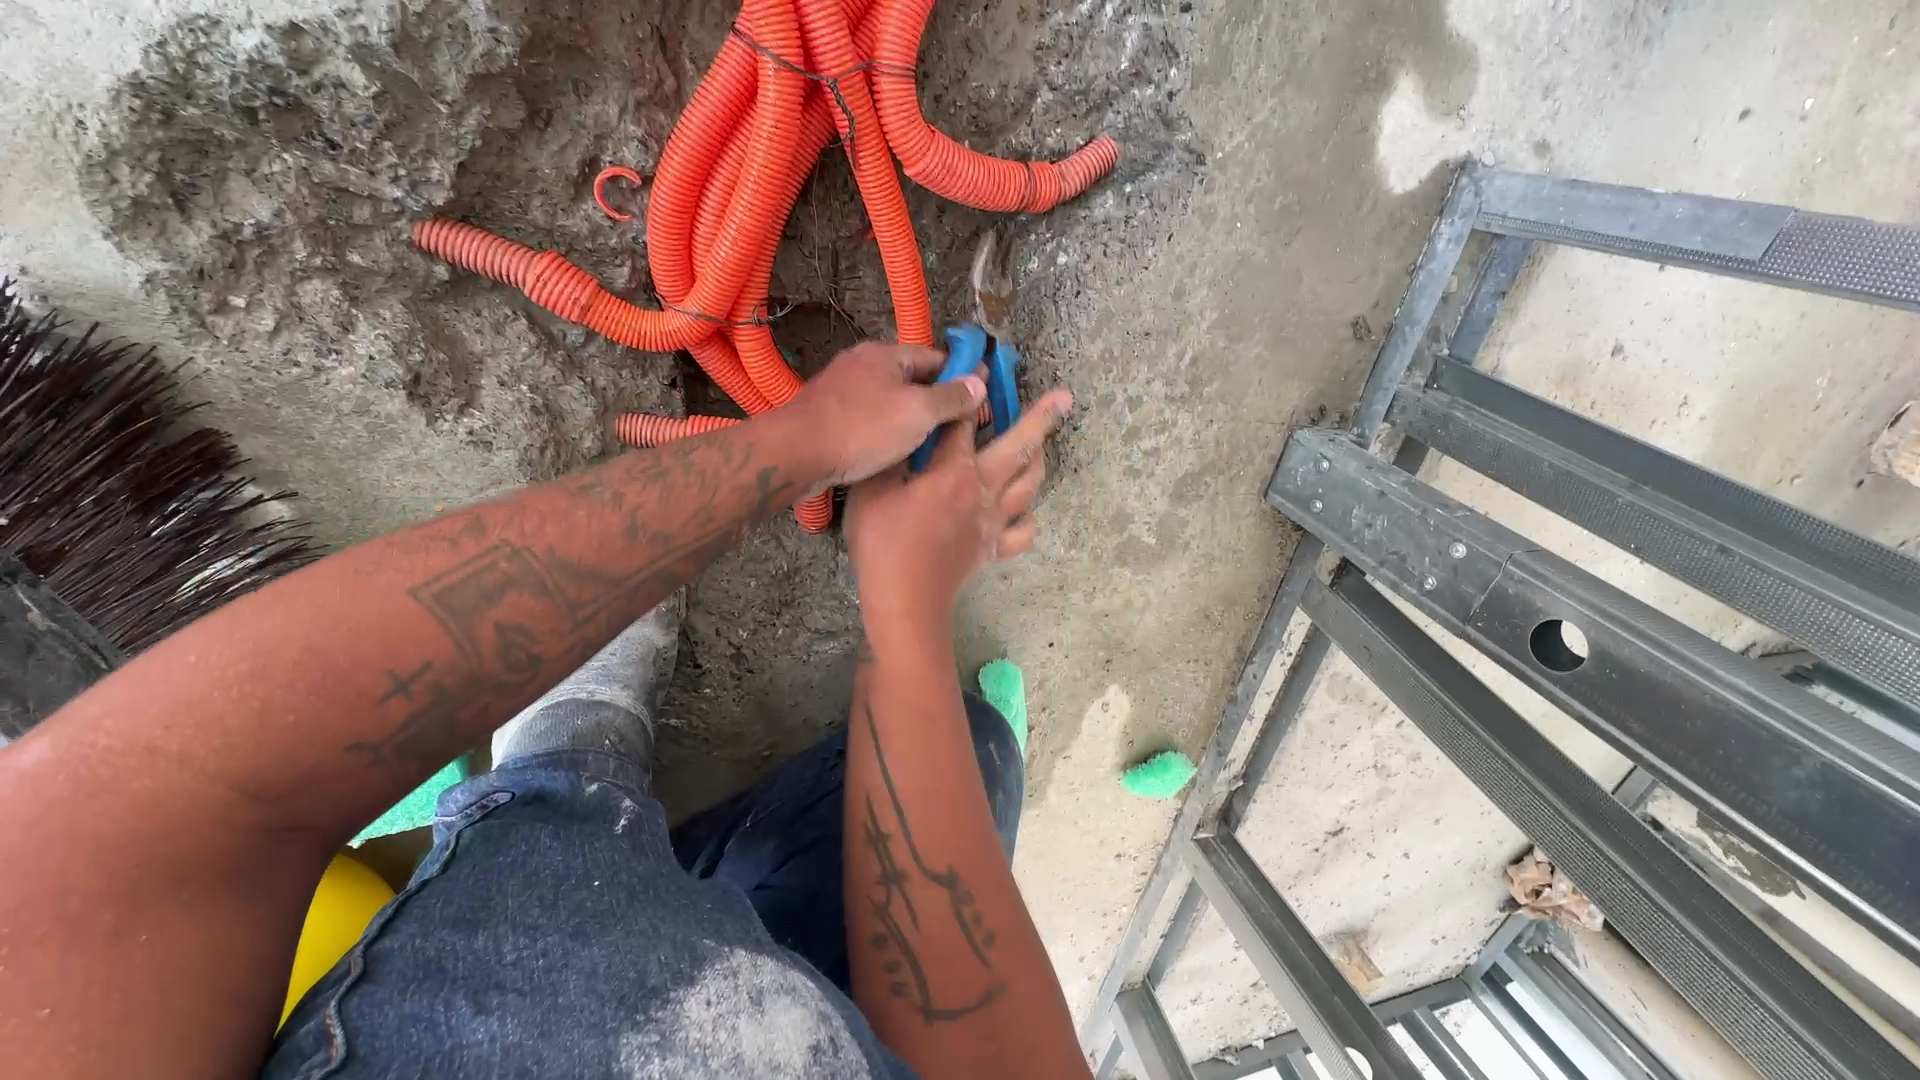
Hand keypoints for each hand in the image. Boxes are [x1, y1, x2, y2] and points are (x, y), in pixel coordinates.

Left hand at [790, 342, 988, 485]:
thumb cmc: (862, 429)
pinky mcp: (828, 416)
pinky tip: (895, 452)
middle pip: (912, 380)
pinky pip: (869, 419)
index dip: (961, 376)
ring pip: (889, 401)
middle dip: (936, 400)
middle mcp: (862, 365)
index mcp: (885, 355)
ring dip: (911, 419)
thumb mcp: (918, 413)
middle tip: (959, 426)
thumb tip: (979, 382)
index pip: (936, 358)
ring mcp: (842, 390)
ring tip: (931, 444)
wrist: (798, 453)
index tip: (980, 397)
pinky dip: (886, 432)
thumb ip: (951, 398)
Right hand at [845, 387, 1073, 624]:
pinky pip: (1024, 532)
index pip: (965, 420)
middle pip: (1021, 447)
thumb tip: (903, 431)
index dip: (972, 390)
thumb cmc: (883, 542)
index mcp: (953, 469)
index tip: (982, 366)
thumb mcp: (874, 488)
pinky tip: (1024, 512)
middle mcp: (982, 489)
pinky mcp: (993, 549)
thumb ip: (892, 455)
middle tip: (1065, 398)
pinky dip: (1029, 518)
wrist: (904, 599)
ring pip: (1030, 485)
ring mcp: (994, 521)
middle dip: (1043, 419)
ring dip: (1040, 460)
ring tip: (1044, 446)